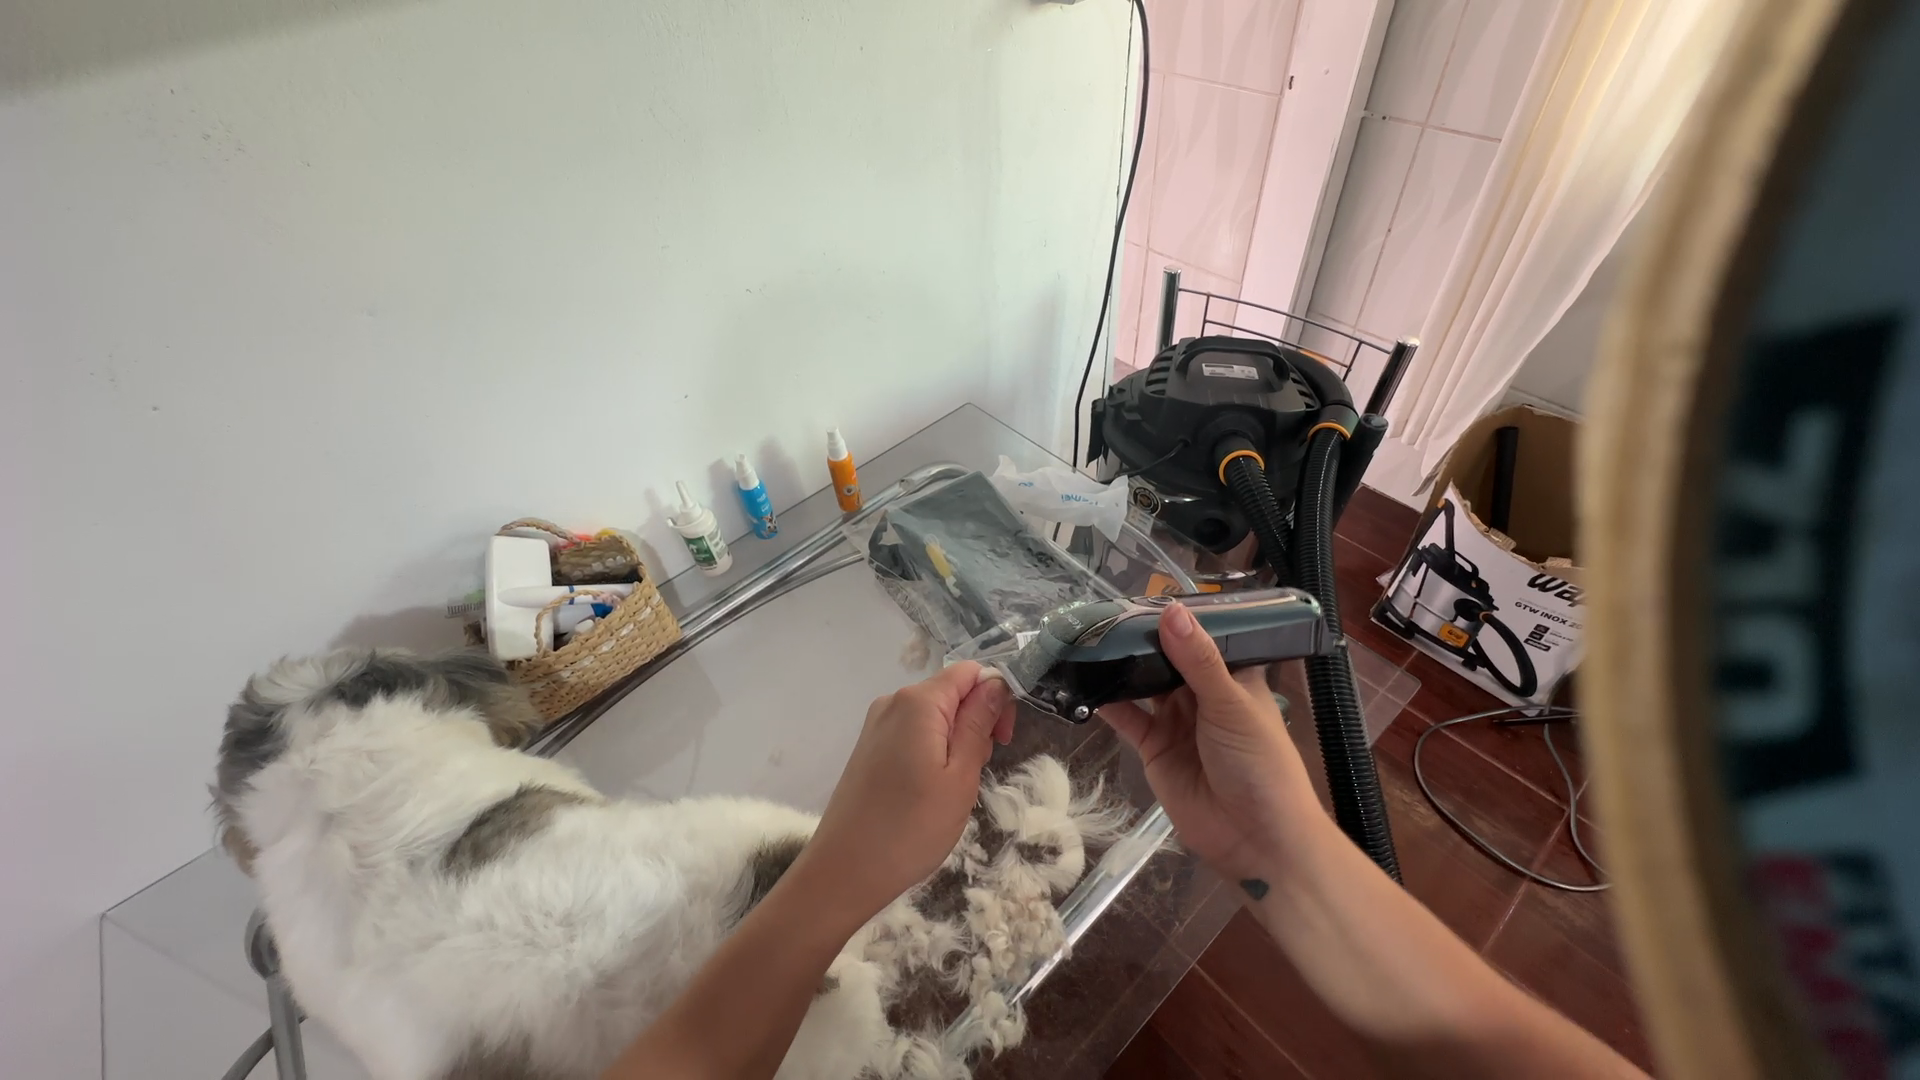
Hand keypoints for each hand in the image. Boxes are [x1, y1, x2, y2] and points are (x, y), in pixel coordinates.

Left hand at [796, 662, 1016, 917]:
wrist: (844, 871)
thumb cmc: (911, 828)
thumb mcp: (960, 776)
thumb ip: (979, 723)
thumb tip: (996, 683)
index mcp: (918, 701)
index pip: (970, 672)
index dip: (995, 696)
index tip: (1002, 740)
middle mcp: (894, 701)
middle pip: (952, 692)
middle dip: (976, 722)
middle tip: (977, 771)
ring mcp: (877, 724)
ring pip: (934, 715)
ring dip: (955, 741)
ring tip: (952, 788)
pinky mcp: (869, 746)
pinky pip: (913, 732)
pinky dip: (932, 751)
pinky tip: (930, 789)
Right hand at [1099, 603, 1326, 880]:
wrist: (1257, 841)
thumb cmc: (1260, 765)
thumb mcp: (1231, 705)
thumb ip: (1198, 660)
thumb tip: (1169, 610)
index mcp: (1232, 676)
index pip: (1200, 636)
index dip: (1173, 617)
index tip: (1137, 591)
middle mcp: (1201, 693)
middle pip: (1165, 658)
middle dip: (1137, 639)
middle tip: (1098, 612)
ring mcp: (1175, 720)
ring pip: (1142, 684)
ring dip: (1118, 667)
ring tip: (1084, 639)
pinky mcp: (1152, 747)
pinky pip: (1126, 718)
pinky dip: (1105, 702)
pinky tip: (1082, 682)